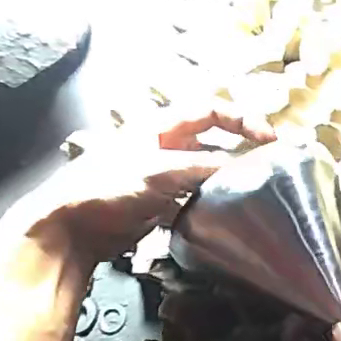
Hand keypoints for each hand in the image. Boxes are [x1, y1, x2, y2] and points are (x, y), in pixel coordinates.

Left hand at [15, 106, 272, 259]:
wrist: (70, 229)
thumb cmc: (106, 187)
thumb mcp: (159, 171)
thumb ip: (204, 166)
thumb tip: (245, 166)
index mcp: (160, 126)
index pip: (211, 110)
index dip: (242, 120)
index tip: (270, 137)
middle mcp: (164, 147)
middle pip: (213, 140)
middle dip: (241, 150)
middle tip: (267, 165)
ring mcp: (163, 176)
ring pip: (207, 171)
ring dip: (229, 179)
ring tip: (253, 190)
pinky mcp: (161, 202)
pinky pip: (197, 197)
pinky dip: (213, 202)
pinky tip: (227, 213)